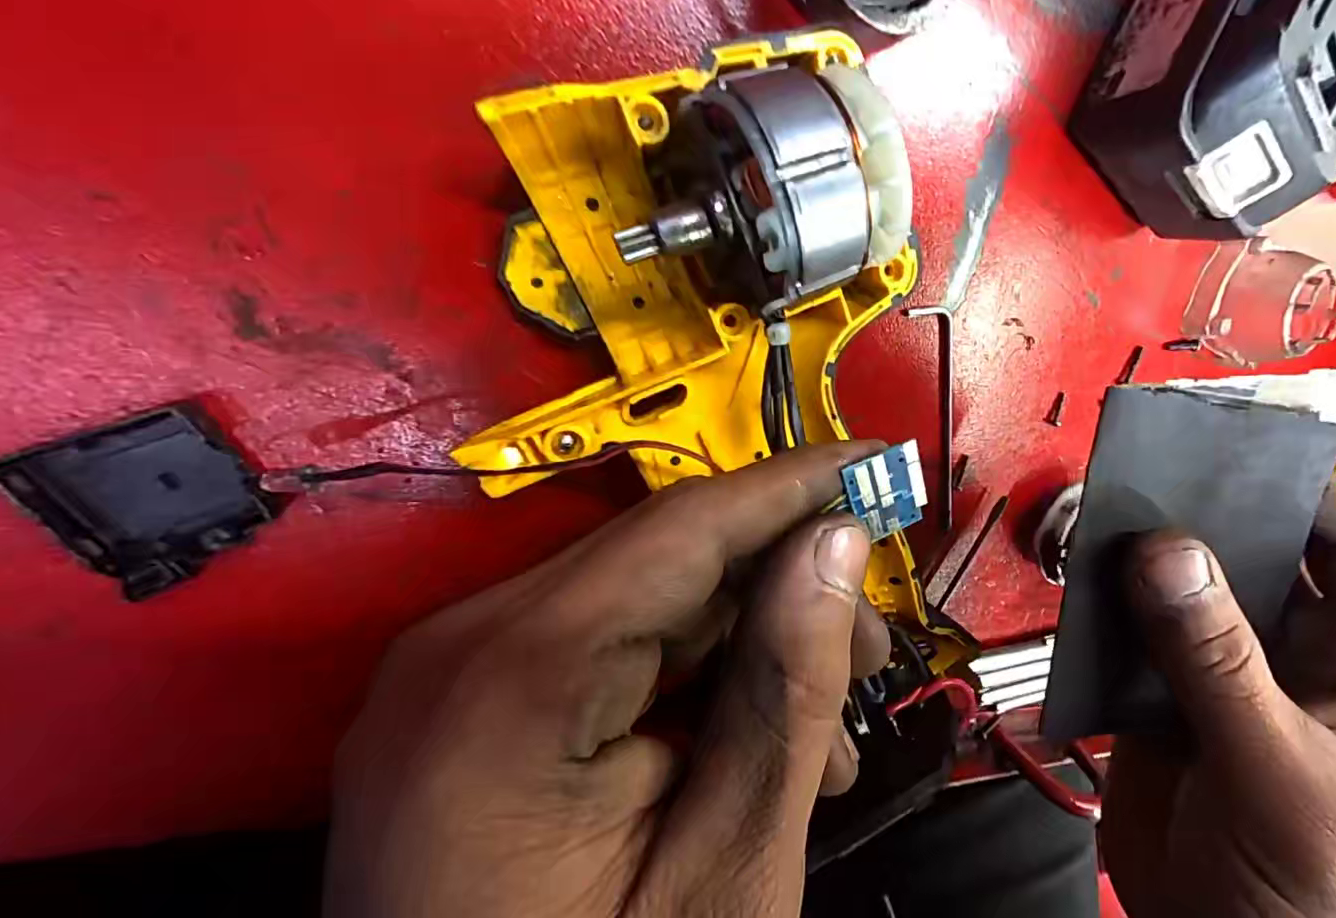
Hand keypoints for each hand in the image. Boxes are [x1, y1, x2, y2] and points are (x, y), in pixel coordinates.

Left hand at [325, 441, 894, 917]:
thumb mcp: (722, 876)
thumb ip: (783, 692)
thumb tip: (837, 541)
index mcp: (508, 683)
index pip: (683, 528)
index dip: (793, 483)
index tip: (876, 460)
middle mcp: (464, 647)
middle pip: (665, 561)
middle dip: (783, 581)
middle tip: (870, 639)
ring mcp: (459, 673)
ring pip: (648, 599)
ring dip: (748, 635)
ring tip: (829, 713)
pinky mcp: (475, 701)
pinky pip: (611, 646)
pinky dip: (694, 672)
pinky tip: (754, 733)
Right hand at [1100, 478, 1335, 917]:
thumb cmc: (1327, 913)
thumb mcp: (1288, 785)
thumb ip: (1222, 668)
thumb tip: (1166, 553)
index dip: (1312, 498)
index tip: (1239, 462)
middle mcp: (1299, 661)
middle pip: (1258, 556)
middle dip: (1207, 518)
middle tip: (1149, 480)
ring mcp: (1225, 678)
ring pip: (1185, 589)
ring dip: (1145, 559)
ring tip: (1105, 524)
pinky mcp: (1162, 699)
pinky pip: (1133, 631)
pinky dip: (1106, 609)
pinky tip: (1084, 589)